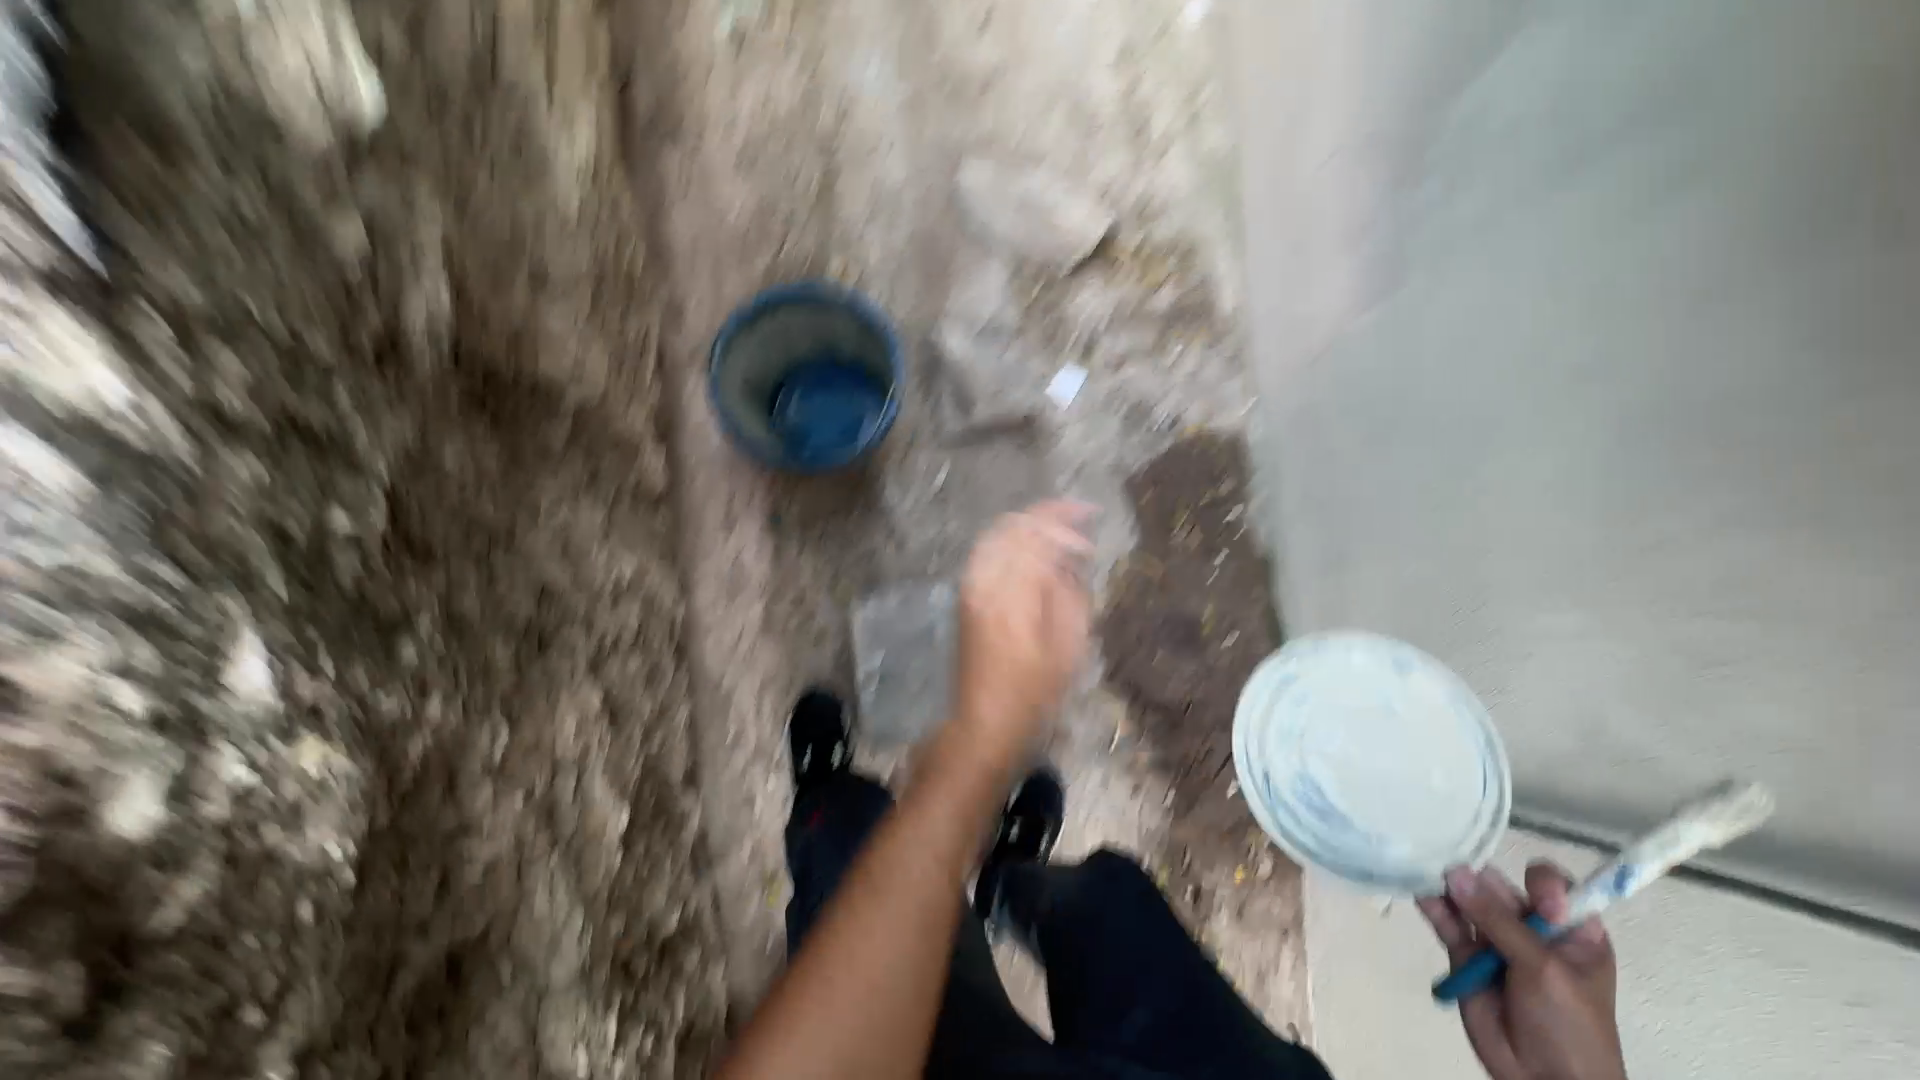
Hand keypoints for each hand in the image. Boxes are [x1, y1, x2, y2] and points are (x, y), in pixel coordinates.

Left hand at [948, 500, 1093, 771]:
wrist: (983, 723)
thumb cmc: (1033, 694)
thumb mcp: (1068, 647)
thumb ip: (1070, 593)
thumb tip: (1071, 558)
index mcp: (1013, 592)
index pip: (1036, 534)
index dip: (1065, 520)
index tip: (1092, 519)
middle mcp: (985, 580)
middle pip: (1013, 525)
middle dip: (1047, 515)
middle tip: (1080, 516)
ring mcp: (970, 586)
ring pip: (998, 534)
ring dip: (1029, 525)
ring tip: (1060, 530)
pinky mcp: (966, 596)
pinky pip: (988, 551)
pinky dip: (1013, 541)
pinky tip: (1034, 551)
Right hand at [1418, 864, 1627, 1079]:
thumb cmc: (1568, 1023)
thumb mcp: (1544, 968)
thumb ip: (1498, 921)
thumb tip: (1456, 873)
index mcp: (1573, 934)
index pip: (1555, 890)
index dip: (1542, 886)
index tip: (1537, 900)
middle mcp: (1535, 932)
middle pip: (1504, 891)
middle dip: (1482, 879)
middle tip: (1456, 872)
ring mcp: (1498, 945)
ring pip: (1472, 905)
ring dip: (1453, 889)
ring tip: (1433, 876)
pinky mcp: (1467, 959)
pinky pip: (1449, 926)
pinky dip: (1435, 909)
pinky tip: (1421, 893)